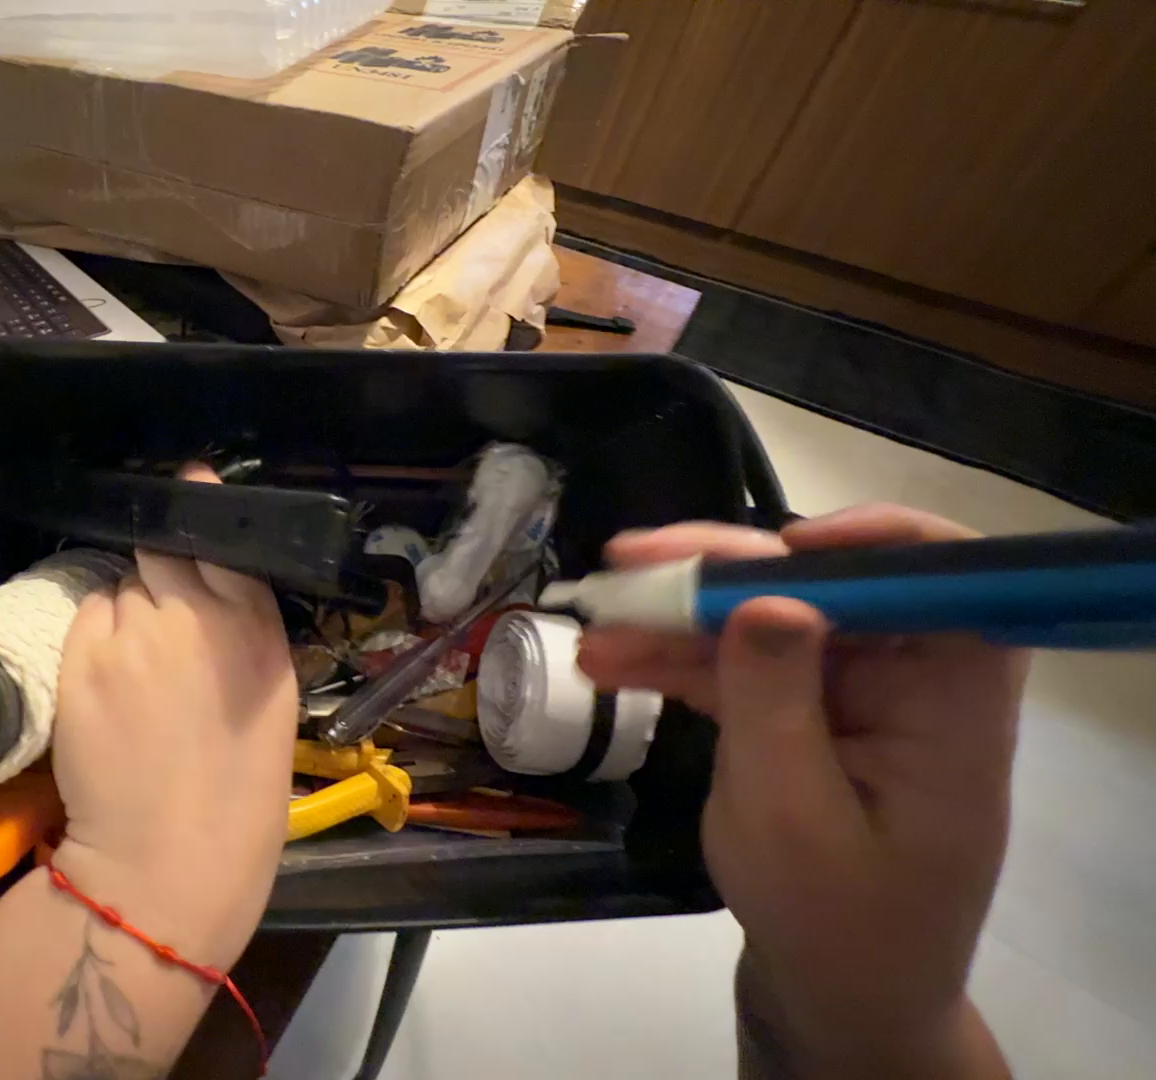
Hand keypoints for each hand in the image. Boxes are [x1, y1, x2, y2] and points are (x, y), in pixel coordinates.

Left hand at [48, 464, 298, 968]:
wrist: (170, 859)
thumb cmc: (236, 788)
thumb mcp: (268, 694)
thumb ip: (241, 622)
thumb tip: (209, 575)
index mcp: (253, 628)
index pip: (218, 537)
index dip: (196, 512)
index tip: (188, 491)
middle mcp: (193, 615)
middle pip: (160, 551)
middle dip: (160, 571)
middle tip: (163, 615)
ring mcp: (131, 633)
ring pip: (119, 585)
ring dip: (126, 606)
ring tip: (135, 659)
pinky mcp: (81, 658)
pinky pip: (87, 618)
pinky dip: (95, 635)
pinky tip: (107, 678)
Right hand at [578, 505, 1025, 1075]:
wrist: (829, 980)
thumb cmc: (830, 913)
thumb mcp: (791, 811)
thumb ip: (776, 701)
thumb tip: (766, 597)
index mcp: (945, 708)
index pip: (950, 592)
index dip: (882, 544)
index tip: (786, 541)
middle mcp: (900, 683)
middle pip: (818, 591)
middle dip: (718, 572)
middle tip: (626, 560)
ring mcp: (839, 695)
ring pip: (752, 623)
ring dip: (668, 621)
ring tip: (589, 623)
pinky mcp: (788, 709)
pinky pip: (723, 665)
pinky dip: (664, 661)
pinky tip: (603, 662)